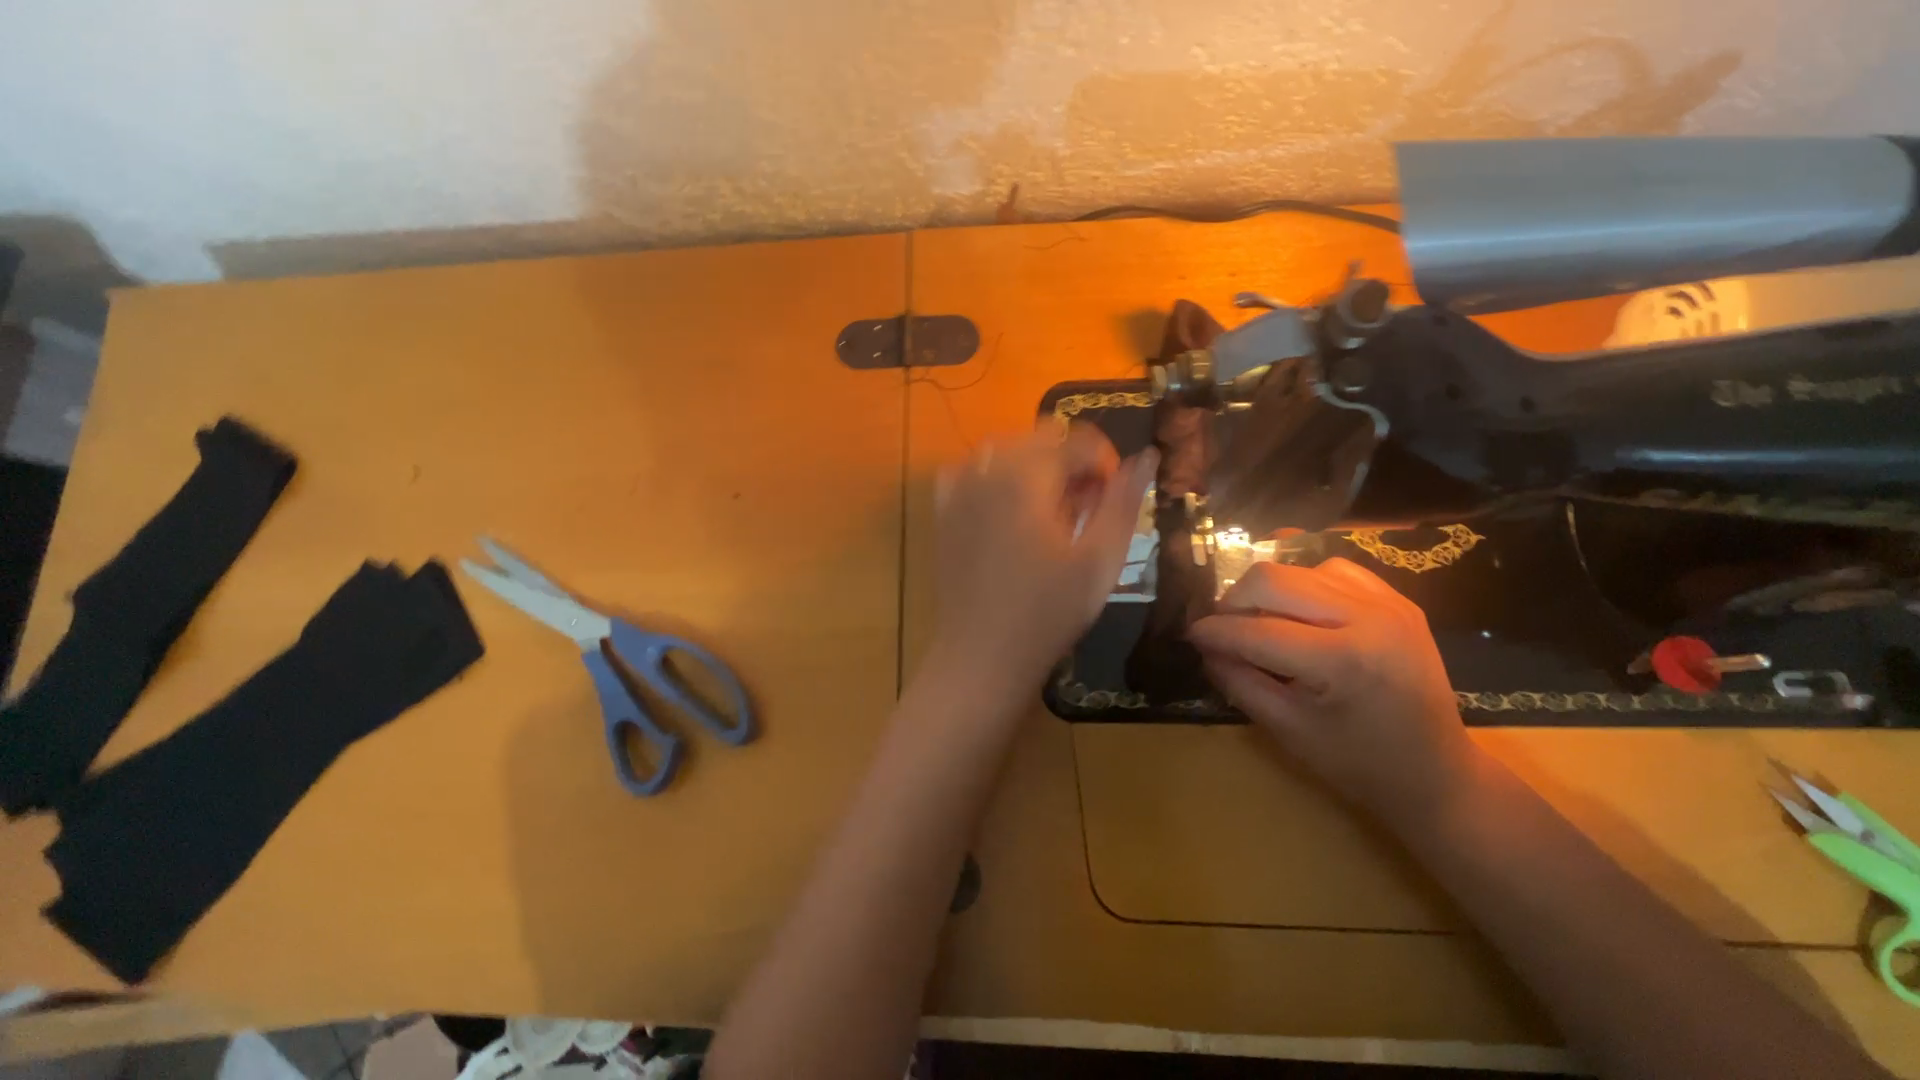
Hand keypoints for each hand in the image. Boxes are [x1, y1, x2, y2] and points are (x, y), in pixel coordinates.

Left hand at [931, 424, 1155, 687]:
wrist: (981, 656)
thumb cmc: (1048, 613)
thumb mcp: (1099, 561)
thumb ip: (1123, 502)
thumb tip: (1147, 457)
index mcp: (1028, 477)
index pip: (1078, 441)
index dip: (1105, 465)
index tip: (1112, 501)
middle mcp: (988, 470)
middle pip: (1041, 439)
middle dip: (1070, 462)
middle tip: (1086, 510)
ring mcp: (959, 489)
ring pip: (1005, 450)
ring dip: (1035, 466)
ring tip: (1052, 511)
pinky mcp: (944, 512)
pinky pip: (970, 472)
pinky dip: (994, 477)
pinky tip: (1009, 508)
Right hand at [1187, 558, 1486, 826]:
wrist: (1436, 773)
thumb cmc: (1358, 764)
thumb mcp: (1288, 731)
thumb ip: (1240, 683)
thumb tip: (1205, 648)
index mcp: (1341, 662)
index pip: (1256, 630)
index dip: (1214, 631)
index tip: (1189, 634)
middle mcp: (1367, 619)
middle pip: (1275, 578)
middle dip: (1236, 599)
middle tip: (1222, 626)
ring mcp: (1389, 604)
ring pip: (1303, 567)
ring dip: (1272, 590)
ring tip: (1262, 620)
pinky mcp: (1399, 601)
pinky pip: (1338, 571)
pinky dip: (1308, 584)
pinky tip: (1300, 610)